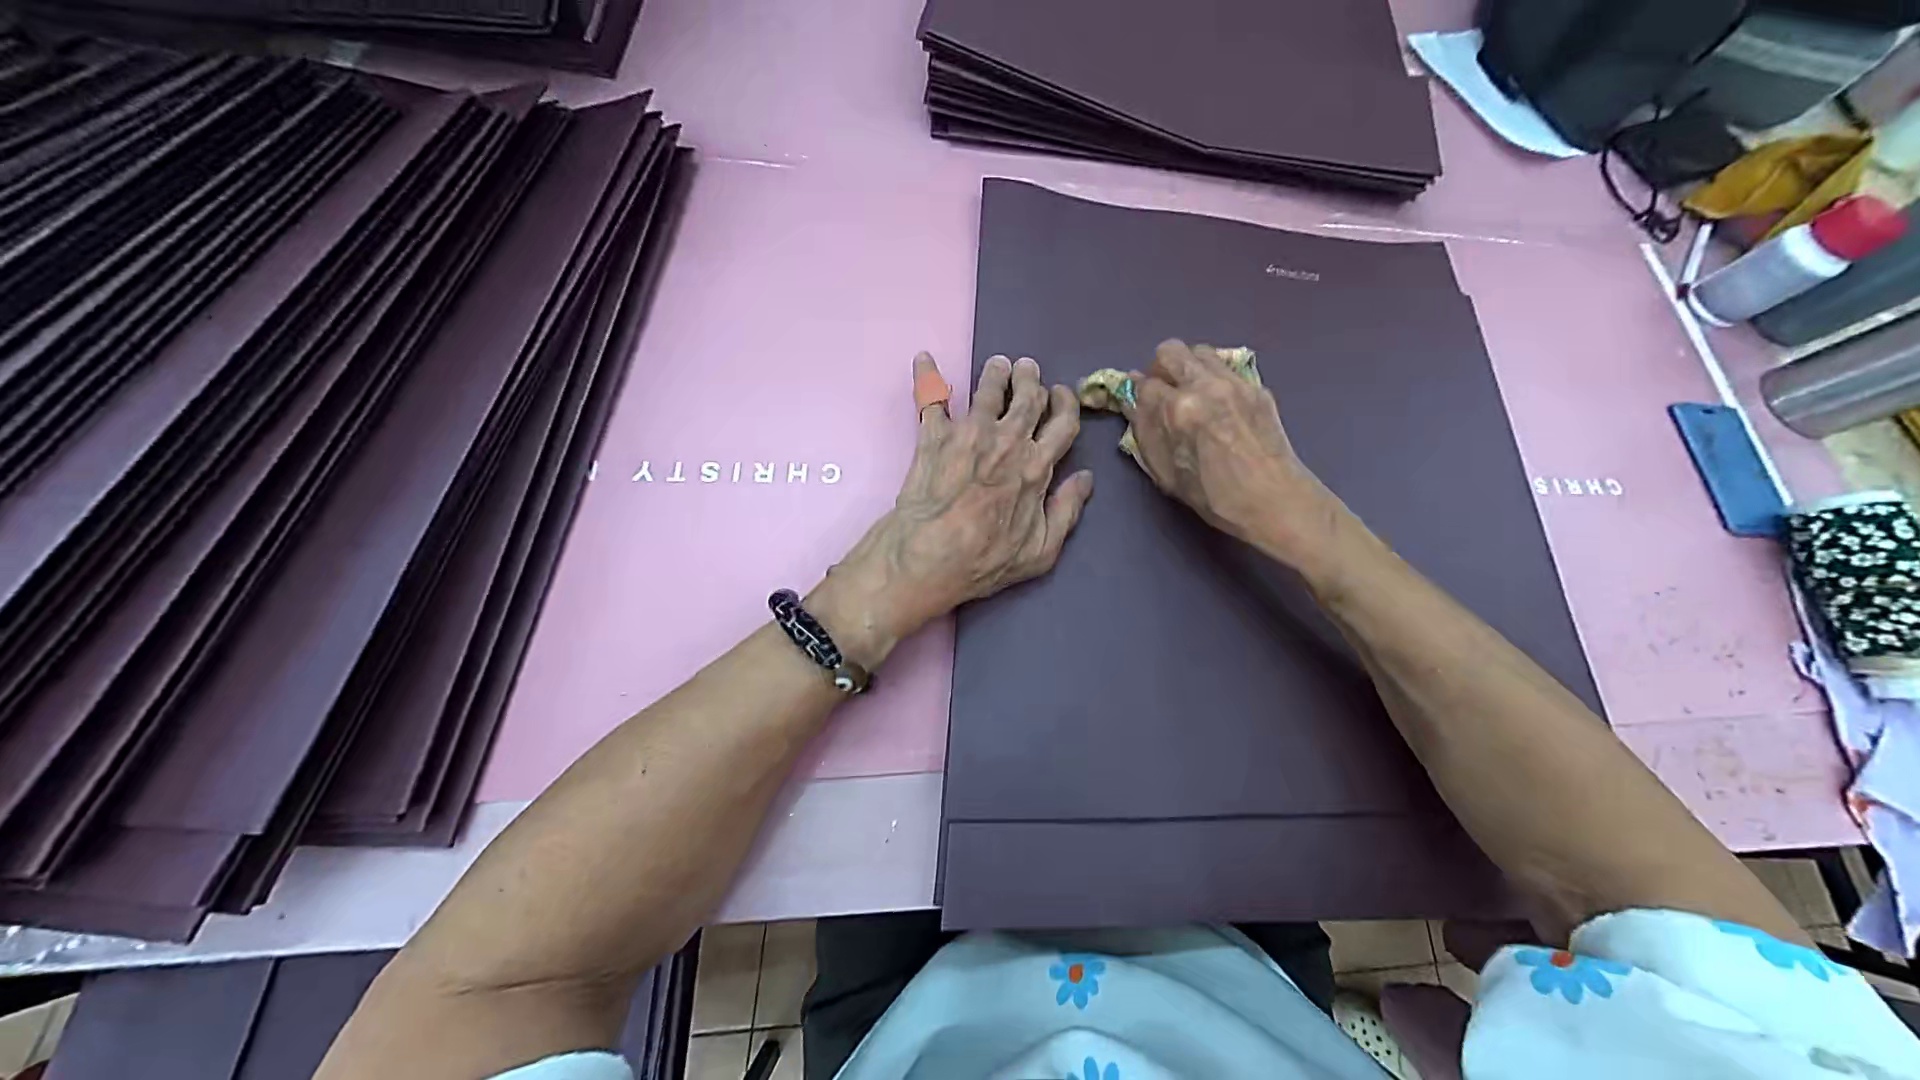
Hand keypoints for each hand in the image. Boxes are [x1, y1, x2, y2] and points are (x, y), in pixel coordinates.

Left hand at [809, 352, 1092, 666]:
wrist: (929, 555)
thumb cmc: (986, 559)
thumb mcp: (1041, 551)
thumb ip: (1067, 511)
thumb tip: (1086, 479)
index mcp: (1037, 466)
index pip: (1062, 423)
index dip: (1066, 404)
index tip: (1061, 394)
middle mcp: (1007, 440)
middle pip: (1028, 397)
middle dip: (1032, 379)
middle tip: (1028, 370)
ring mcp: (969, 433)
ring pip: (988, 390)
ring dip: (996, 373)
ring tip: (998, 365)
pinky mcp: (934, 435)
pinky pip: (930, 397)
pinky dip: (926, 374)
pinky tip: (924, 358)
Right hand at [1122, 340, 1346, 569]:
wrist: (1273, 499)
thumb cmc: (1212, 495)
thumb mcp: (1164, 471)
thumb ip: (1145, 430)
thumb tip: (1133, 400)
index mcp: (1177, 409)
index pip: (1143, 383)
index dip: (1139, 396)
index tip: (1142, 406)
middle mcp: (1204, 385)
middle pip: (1170, 351)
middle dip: (1161, 370)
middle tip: (1166, 394)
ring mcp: (1233, 382)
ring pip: (1199, 352)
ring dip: (1189, 368)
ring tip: (1193, 394)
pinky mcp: (1255, 386)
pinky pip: (1225, 367)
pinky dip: (1214, 378)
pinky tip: (1219, 404)